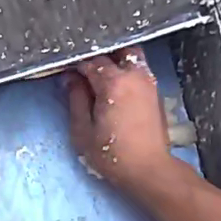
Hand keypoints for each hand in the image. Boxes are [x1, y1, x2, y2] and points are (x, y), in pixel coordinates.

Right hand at [65, 47, 182, 194]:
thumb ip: (75, 99)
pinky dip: (126, 70)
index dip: (75, 66)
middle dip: (97, 58)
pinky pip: (139, 70)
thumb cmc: (112, 155)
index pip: (90, 62)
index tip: (66, 73)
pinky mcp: (155, 91)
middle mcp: (133, 75)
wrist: (148, 169)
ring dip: (114, 61)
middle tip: (83, 72)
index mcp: (113, 82)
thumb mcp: (83, 130)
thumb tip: (70, 79)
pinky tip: (115, 87)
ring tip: (100, 78)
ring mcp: (148, 81)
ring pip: (130, 56)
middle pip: (114, 51)